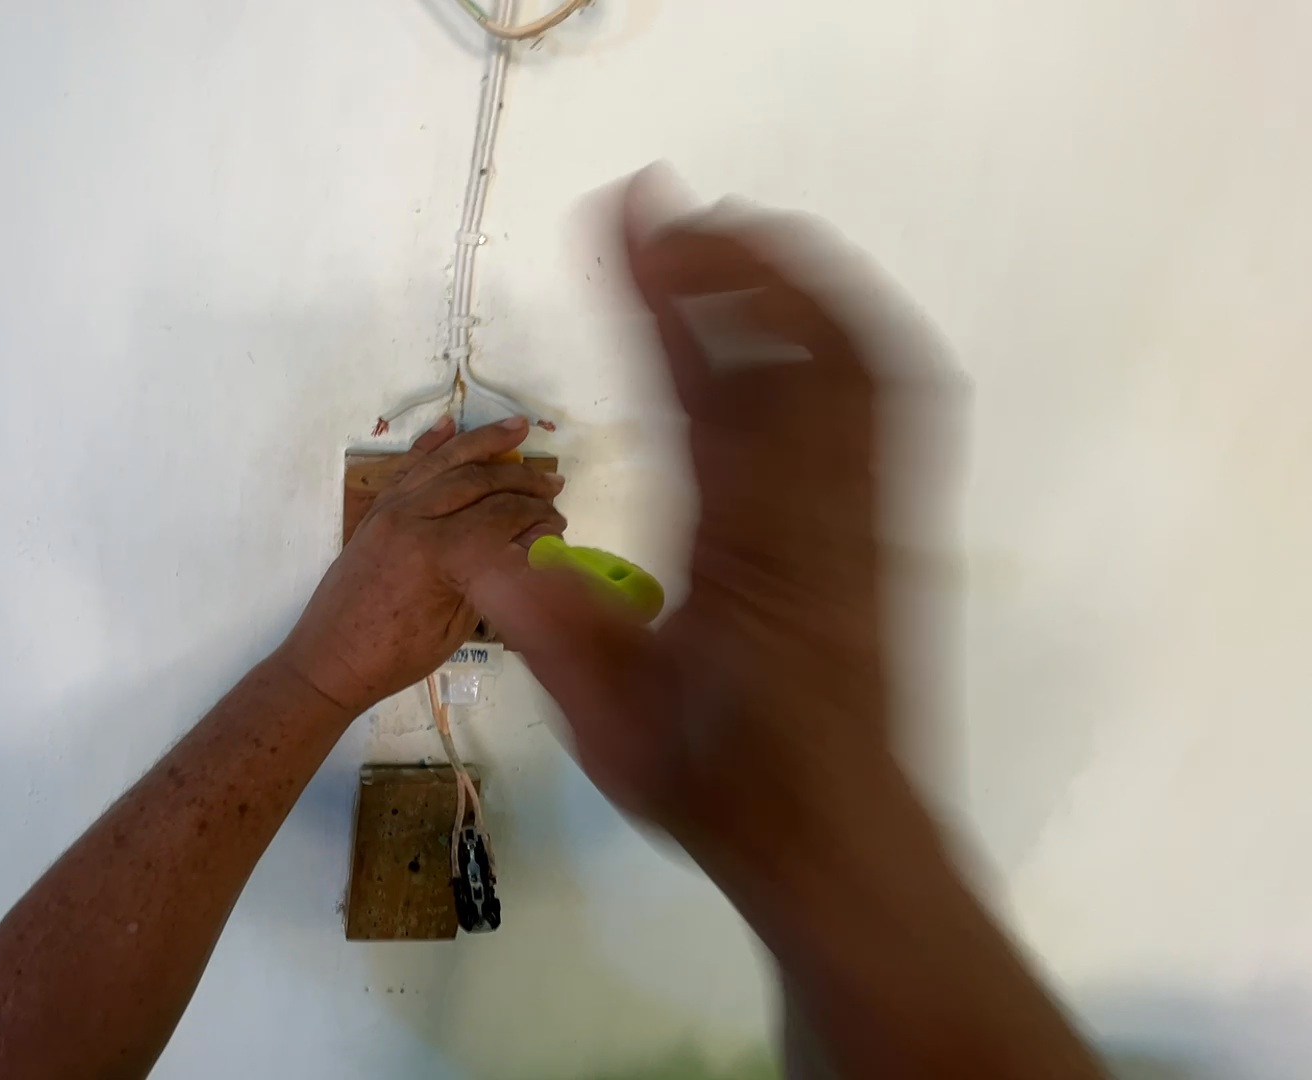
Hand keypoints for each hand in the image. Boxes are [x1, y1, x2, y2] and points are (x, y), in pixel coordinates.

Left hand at [278, 416, 565, 714]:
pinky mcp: (375, 512)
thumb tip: (531, 544)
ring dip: (483, 443)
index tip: (558, 524)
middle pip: (478, 482)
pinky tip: (450, 426)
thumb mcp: (455, 625)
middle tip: (552, 485)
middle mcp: (411, 519)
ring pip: (443, 462)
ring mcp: (389, 510)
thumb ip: (492, 577)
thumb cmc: (394, 656)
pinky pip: (407, 469)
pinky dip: (430, 444)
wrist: (329, 658)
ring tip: (517, 428)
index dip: (536, 517)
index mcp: (437, 553)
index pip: (501, 516)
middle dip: (521, 481)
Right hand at [473, 176, 934, 893]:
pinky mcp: (886, 529)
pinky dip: (839, 334)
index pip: (704, 394)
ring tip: (726, 238)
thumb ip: (539, 625)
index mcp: (744, 559)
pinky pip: (883, 406)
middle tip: (668, 209)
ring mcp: (869, 519)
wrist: (838, 844)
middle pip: (801, 352)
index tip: (624, 221)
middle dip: (733, 261)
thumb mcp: (604, 721)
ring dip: (793, 283)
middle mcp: (820, 520)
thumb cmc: (716, 786)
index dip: (659, 296)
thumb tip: (464, 545)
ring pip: (858, 365)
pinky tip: (793, 324)